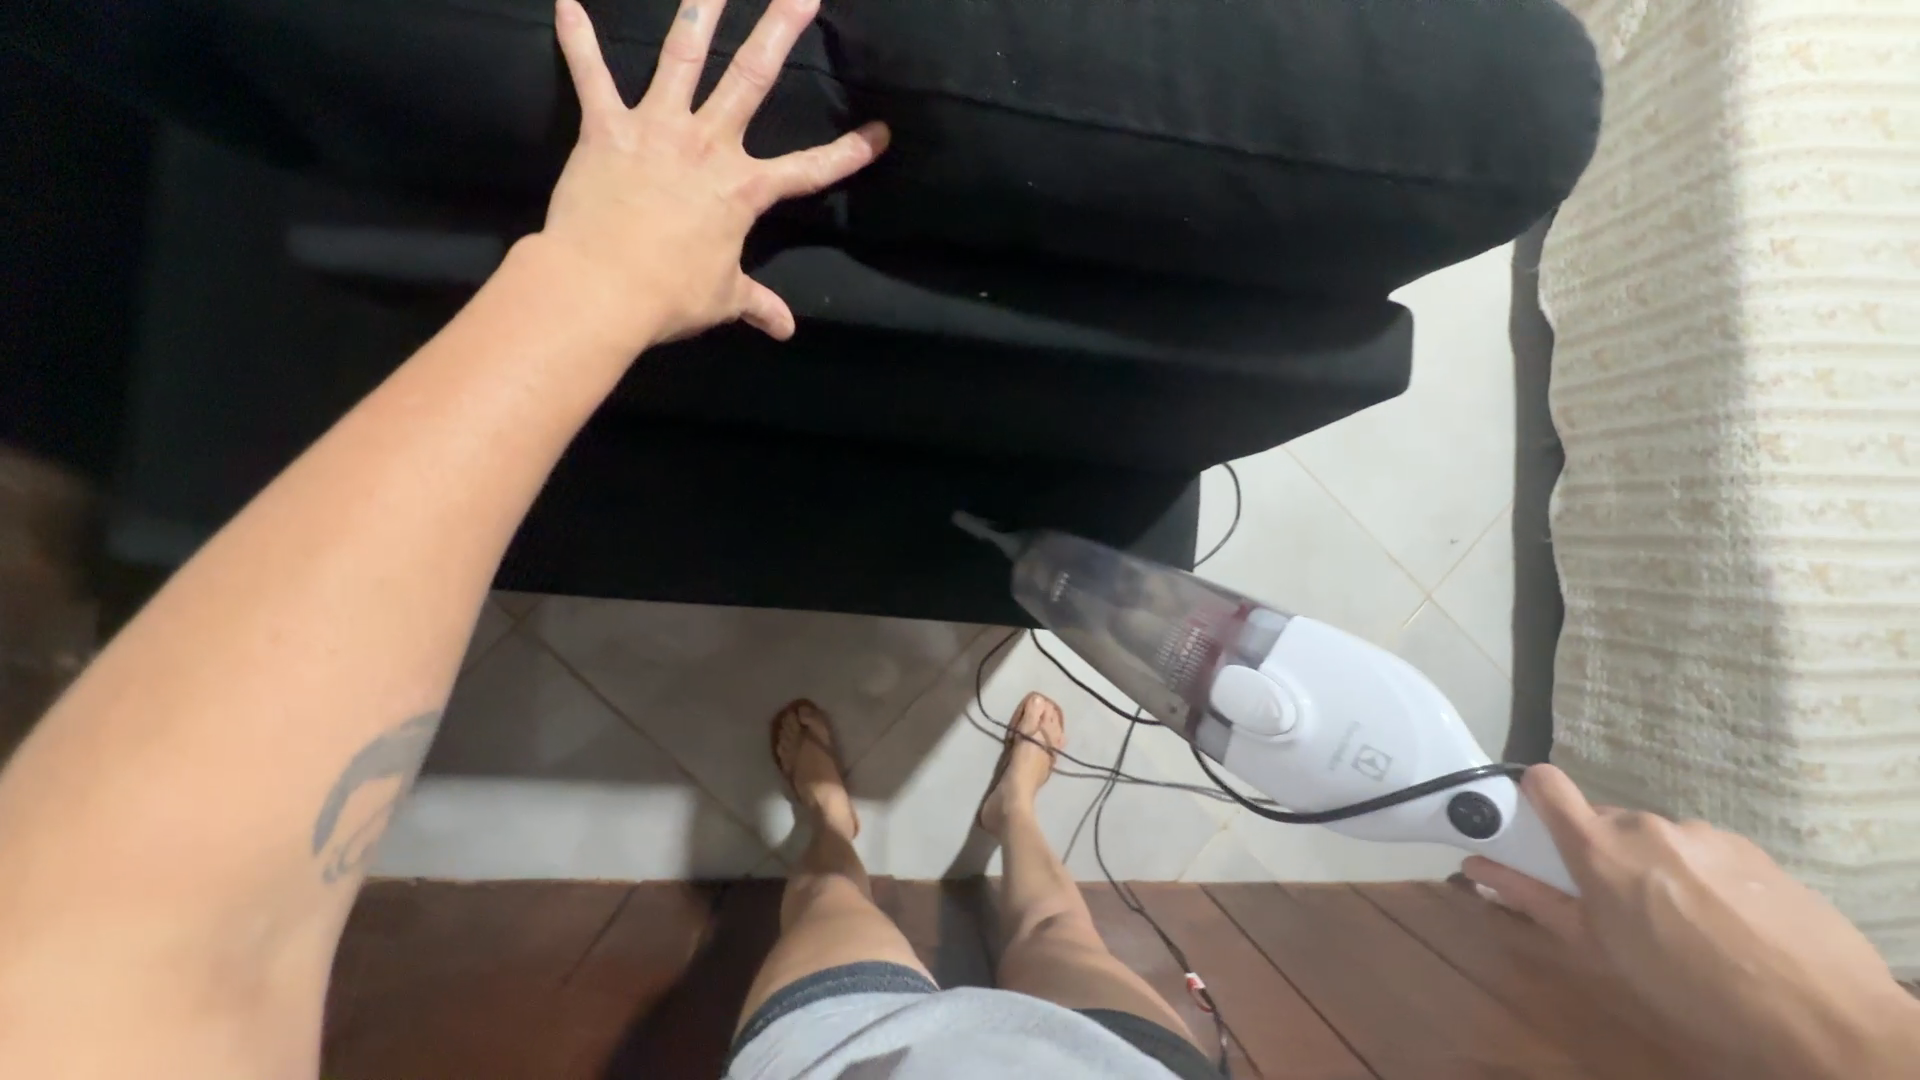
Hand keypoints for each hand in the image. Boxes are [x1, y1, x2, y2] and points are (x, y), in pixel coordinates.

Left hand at [541, 0, 887, 348]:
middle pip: (752, 78)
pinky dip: (576, 39)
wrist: (602, 288)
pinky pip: (590, 75)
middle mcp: (708, 145)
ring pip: (682, 57)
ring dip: (699, 11)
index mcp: (743, 190)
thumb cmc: (671, 296)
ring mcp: (657, 129)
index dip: (849, 154)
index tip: (880, 133)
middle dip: (780, 30)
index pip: (810, 170)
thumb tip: (786, 330)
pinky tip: (566, 3)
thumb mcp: (724, 300)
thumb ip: (758, 306)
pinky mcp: (606, 127)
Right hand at [1465, 766, 1918, 1079]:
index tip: (1536, 827)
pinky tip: (1728, 922)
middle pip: (1603, 820)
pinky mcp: (1751, 848)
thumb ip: (1532, 898)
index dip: (1533, 796)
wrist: (1827, 1018)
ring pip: (1656, 838)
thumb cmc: (1688, 985)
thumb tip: (1475, 868)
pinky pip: (1704, 851)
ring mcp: (1702, 833)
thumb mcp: (1597, 948)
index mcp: (1597, 844)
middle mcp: (1645, 824)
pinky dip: (1702, 876)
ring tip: (1683, 921)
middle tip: (1616, 901)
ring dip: (1654, 865)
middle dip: (1601, 852)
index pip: (1544, 781)